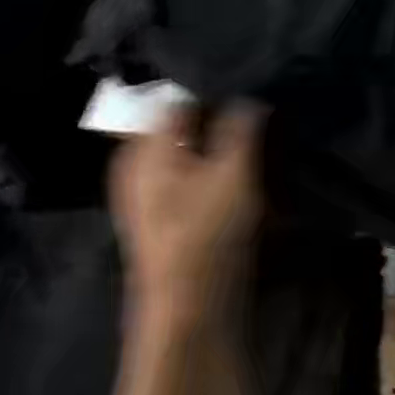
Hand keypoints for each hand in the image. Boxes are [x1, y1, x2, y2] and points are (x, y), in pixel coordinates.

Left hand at [111, 102, 266, 326]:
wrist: (189, 302)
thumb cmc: (208, 231)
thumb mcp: (234, 172)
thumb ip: (240, 128)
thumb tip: (248, 97)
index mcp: (144, 147)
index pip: (176, 99)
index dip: (214, 92)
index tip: (251, 92)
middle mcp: (135, 164)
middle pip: (180, 126)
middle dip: (218, 121)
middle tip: (258, 123)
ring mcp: (145, 193)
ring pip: (187, 153)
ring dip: (219, 148)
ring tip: (256, 151)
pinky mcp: (162, 216)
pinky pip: (188, 177)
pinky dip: (213, 172)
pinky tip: (239, 182)